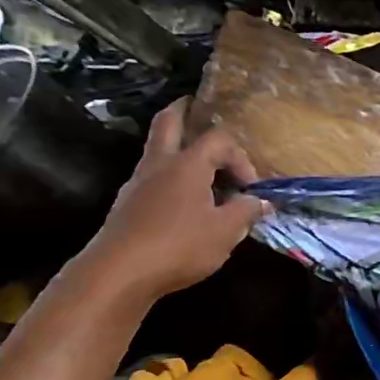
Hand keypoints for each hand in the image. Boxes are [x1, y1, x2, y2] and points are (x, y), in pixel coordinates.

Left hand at [76, 97, 268, 299]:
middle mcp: (160, 164)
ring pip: (156, 150)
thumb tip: (260, 201)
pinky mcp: (126, 206)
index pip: (219, 140)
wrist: (119, 273)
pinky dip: (167, 177)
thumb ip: (245, 212)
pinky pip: (150, 178)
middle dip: (184, 111)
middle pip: (169, 122)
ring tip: (197, 163)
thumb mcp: (225, 232)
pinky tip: (180, 201)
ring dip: (176, 148)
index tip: (250, 188)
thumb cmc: (179, 246)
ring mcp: (137, 183)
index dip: (240, 158)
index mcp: (188, 164)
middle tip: (195, 105)